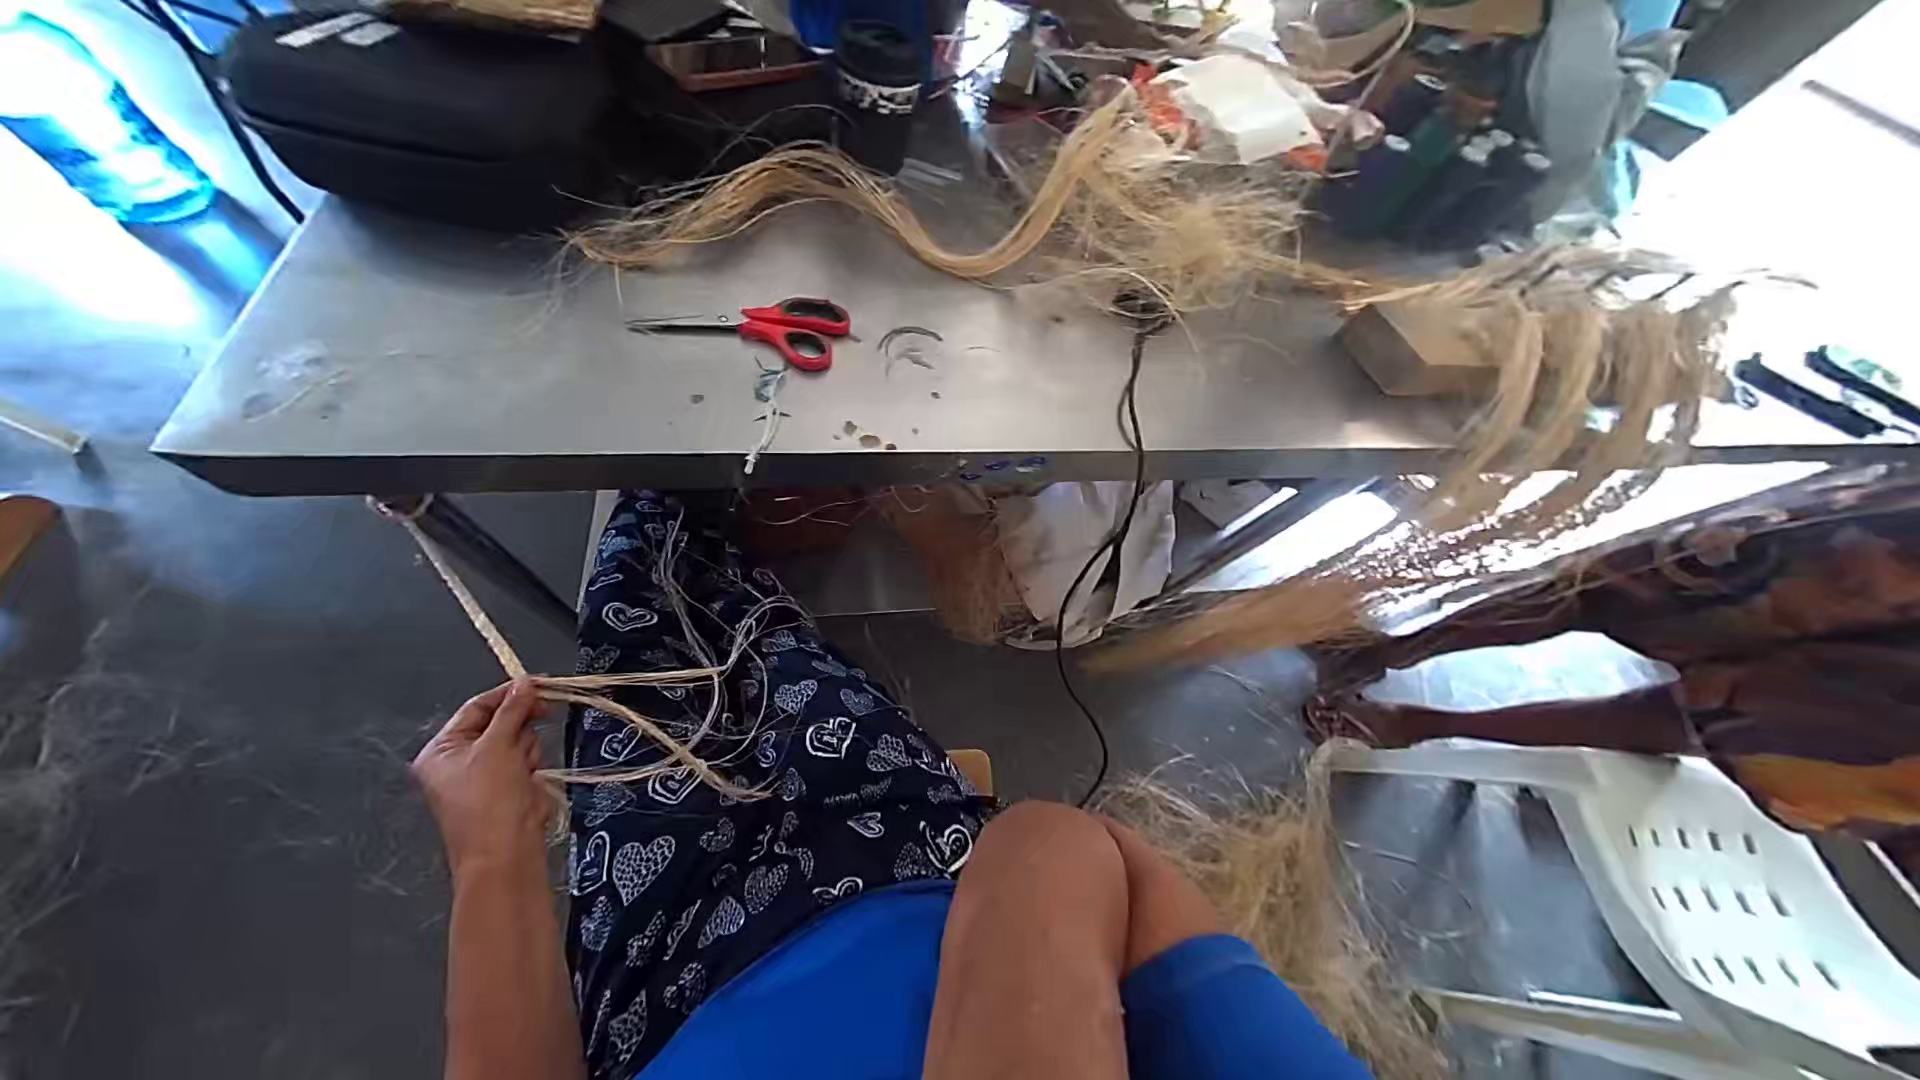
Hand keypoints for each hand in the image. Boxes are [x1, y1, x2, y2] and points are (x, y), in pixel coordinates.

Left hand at [413, 680, 552, 880]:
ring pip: (519, 737)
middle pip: (501, 720)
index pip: (477, 707)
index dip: (508, 693)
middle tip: (540, 717)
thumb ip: (512, 711)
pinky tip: (528, 776)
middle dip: (520, 725)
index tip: (539, 683)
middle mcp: (461, 757)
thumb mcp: (497, 747)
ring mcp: (486, 770)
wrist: (505, 848)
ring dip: (527, 747)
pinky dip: (532, 761)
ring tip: (523, 767)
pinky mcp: (509, 780)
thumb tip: (525, 682)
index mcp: (443, 749)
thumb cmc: (489, 797)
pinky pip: (527, 755)